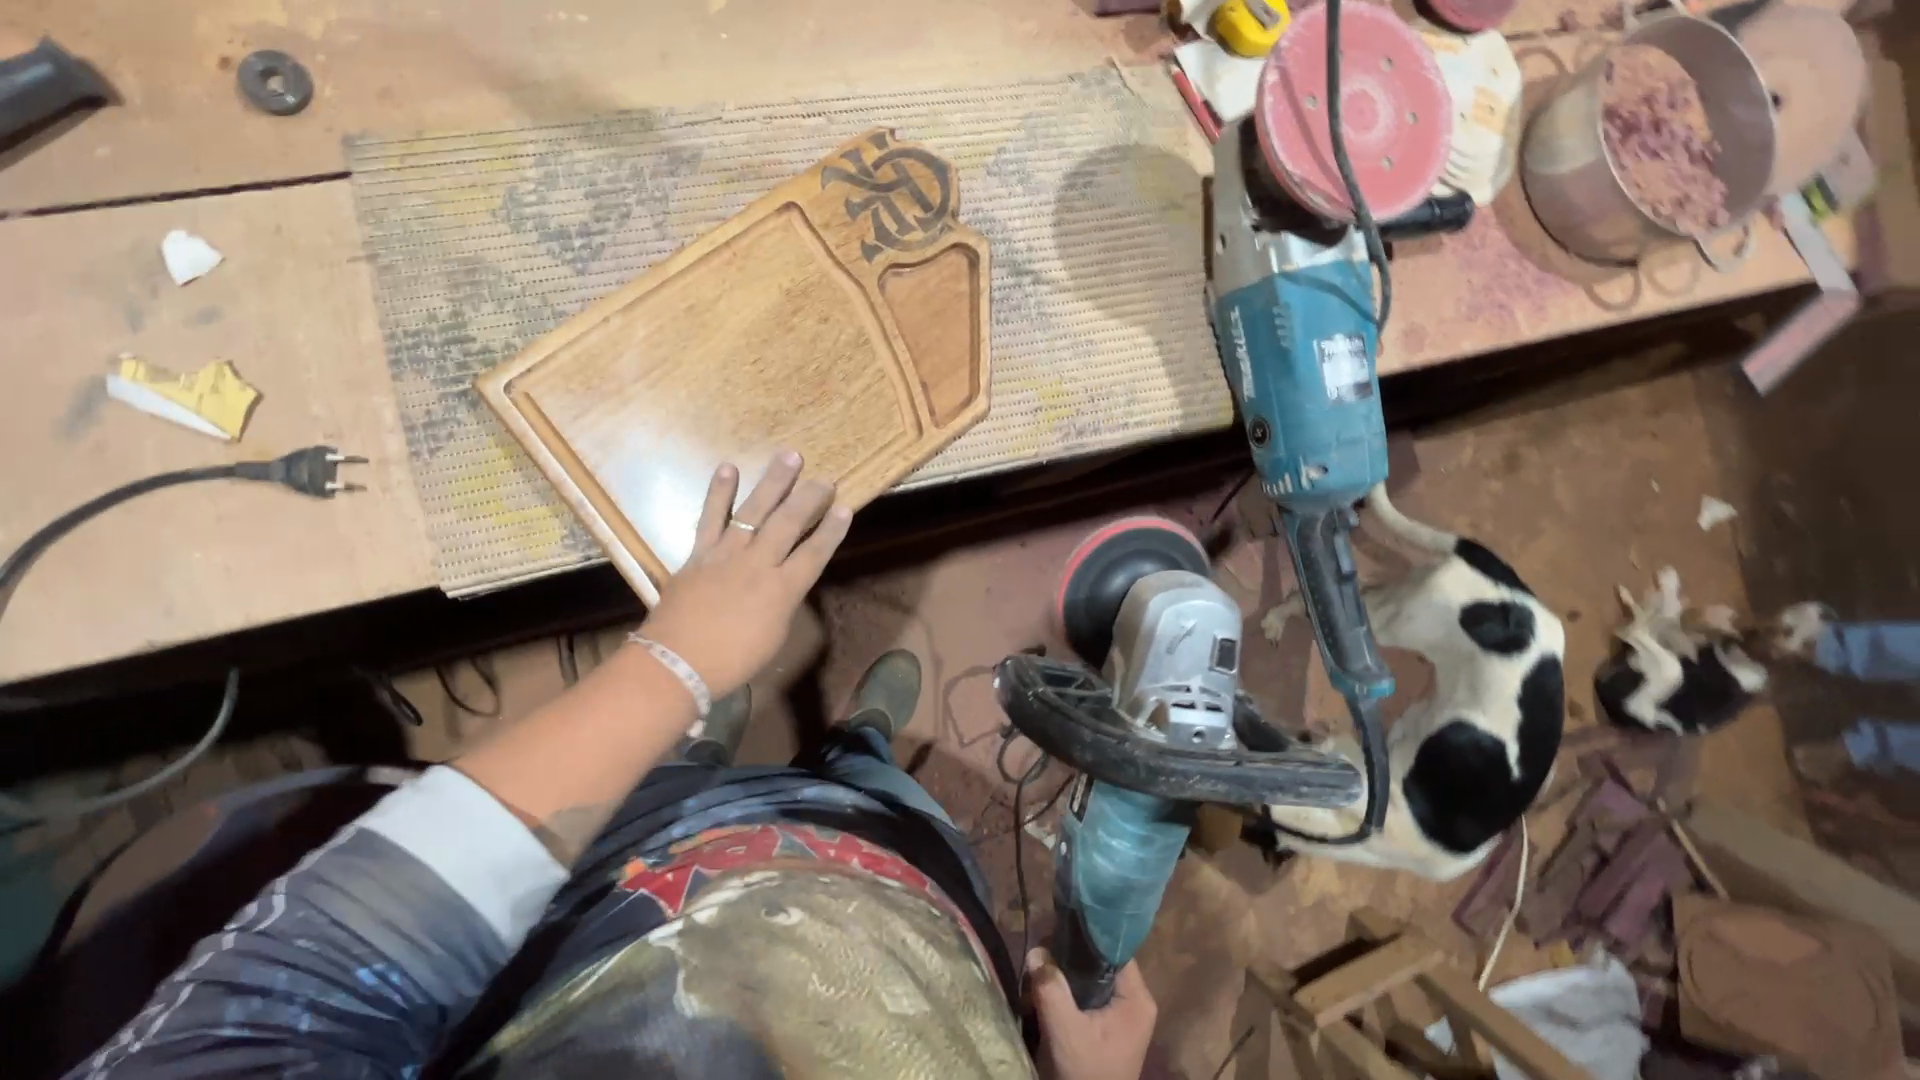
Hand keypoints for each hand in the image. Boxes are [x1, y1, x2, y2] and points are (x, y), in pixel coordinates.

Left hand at [639, 450, 850, 699]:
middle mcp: (759, 564)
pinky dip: (719, 492)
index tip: (845, 507)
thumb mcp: (773, 636)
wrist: (677, 663)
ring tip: (789, 456)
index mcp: (783, 590)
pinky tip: (728, 468)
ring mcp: (727, 555)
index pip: (815, 553)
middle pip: (789, 523)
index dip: (832, 530)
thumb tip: (785, 581)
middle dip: (809, 498)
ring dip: (773, 482)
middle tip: (824, 478)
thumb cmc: (732, 661)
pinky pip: (711, 517)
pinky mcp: (699, 553)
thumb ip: (782, 602)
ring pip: (755, 511)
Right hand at [1028, 949, 1156, 1079]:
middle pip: (1098, 961)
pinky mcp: (1106, 1025)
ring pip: (1088, 977)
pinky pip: (1084, 995)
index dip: (1086, 936)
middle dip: (1066, 958)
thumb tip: (1037, 951)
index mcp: (1136, 998)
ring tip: (1036, 977)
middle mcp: (1134, 1000)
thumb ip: (1051, 989)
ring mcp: (1121, 1013)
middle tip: (1038, 958)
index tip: (1056, 928)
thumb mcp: (1066, 1032)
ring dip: (1061, 976)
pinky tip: (1042, 995)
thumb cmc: (1086, 1074)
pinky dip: (1064, 992)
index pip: (1114, 949)